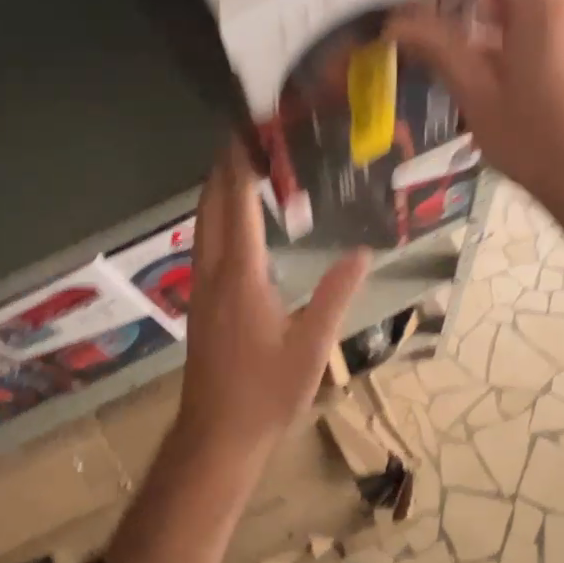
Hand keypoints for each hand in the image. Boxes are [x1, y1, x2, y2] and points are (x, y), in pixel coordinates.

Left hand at [171, 144, 369, 463]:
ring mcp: (201, 287)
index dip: (243, 162)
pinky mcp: (200, 302)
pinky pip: (205, 242)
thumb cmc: (266, 393)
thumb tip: (362, 252)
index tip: (255, 129)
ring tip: (247, 165)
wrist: (217, 433)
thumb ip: (335, 294)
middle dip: (225, 165)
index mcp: (241, 275)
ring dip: (218, 189)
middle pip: (210, 203)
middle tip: (252, 136)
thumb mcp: (312, 346)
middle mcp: (213, 272)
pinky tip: (240, 221)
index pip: (236, 202)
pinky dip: (218, 216)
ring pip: (203, 223)